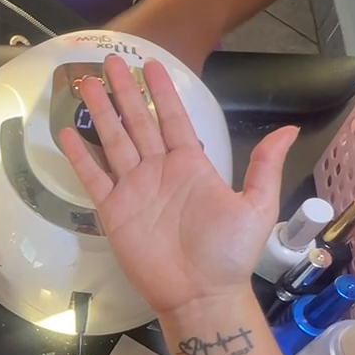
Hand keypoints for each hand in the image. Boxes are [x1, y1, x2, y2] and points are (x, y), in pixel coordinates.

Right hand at [60, 54, 297, 315]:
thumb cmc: (229, 253)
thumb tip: (288, 130)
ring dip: (100, 113)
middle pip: (137, 121)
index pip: (172, 118)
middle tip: (110, 61)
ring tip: (85, 84)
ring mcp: (133, 188)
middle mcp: (158, 169)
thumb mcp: (256, 206)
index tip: (150, 65)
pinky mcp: (112, 210)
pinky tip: (66, 133)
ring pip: (112, 140)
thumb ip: (263, 167)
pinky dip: (79, 156)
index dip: (160, 92)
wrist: (199, 293)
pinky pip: (93, 177)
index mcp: (190, 163)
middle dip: (123, 91)